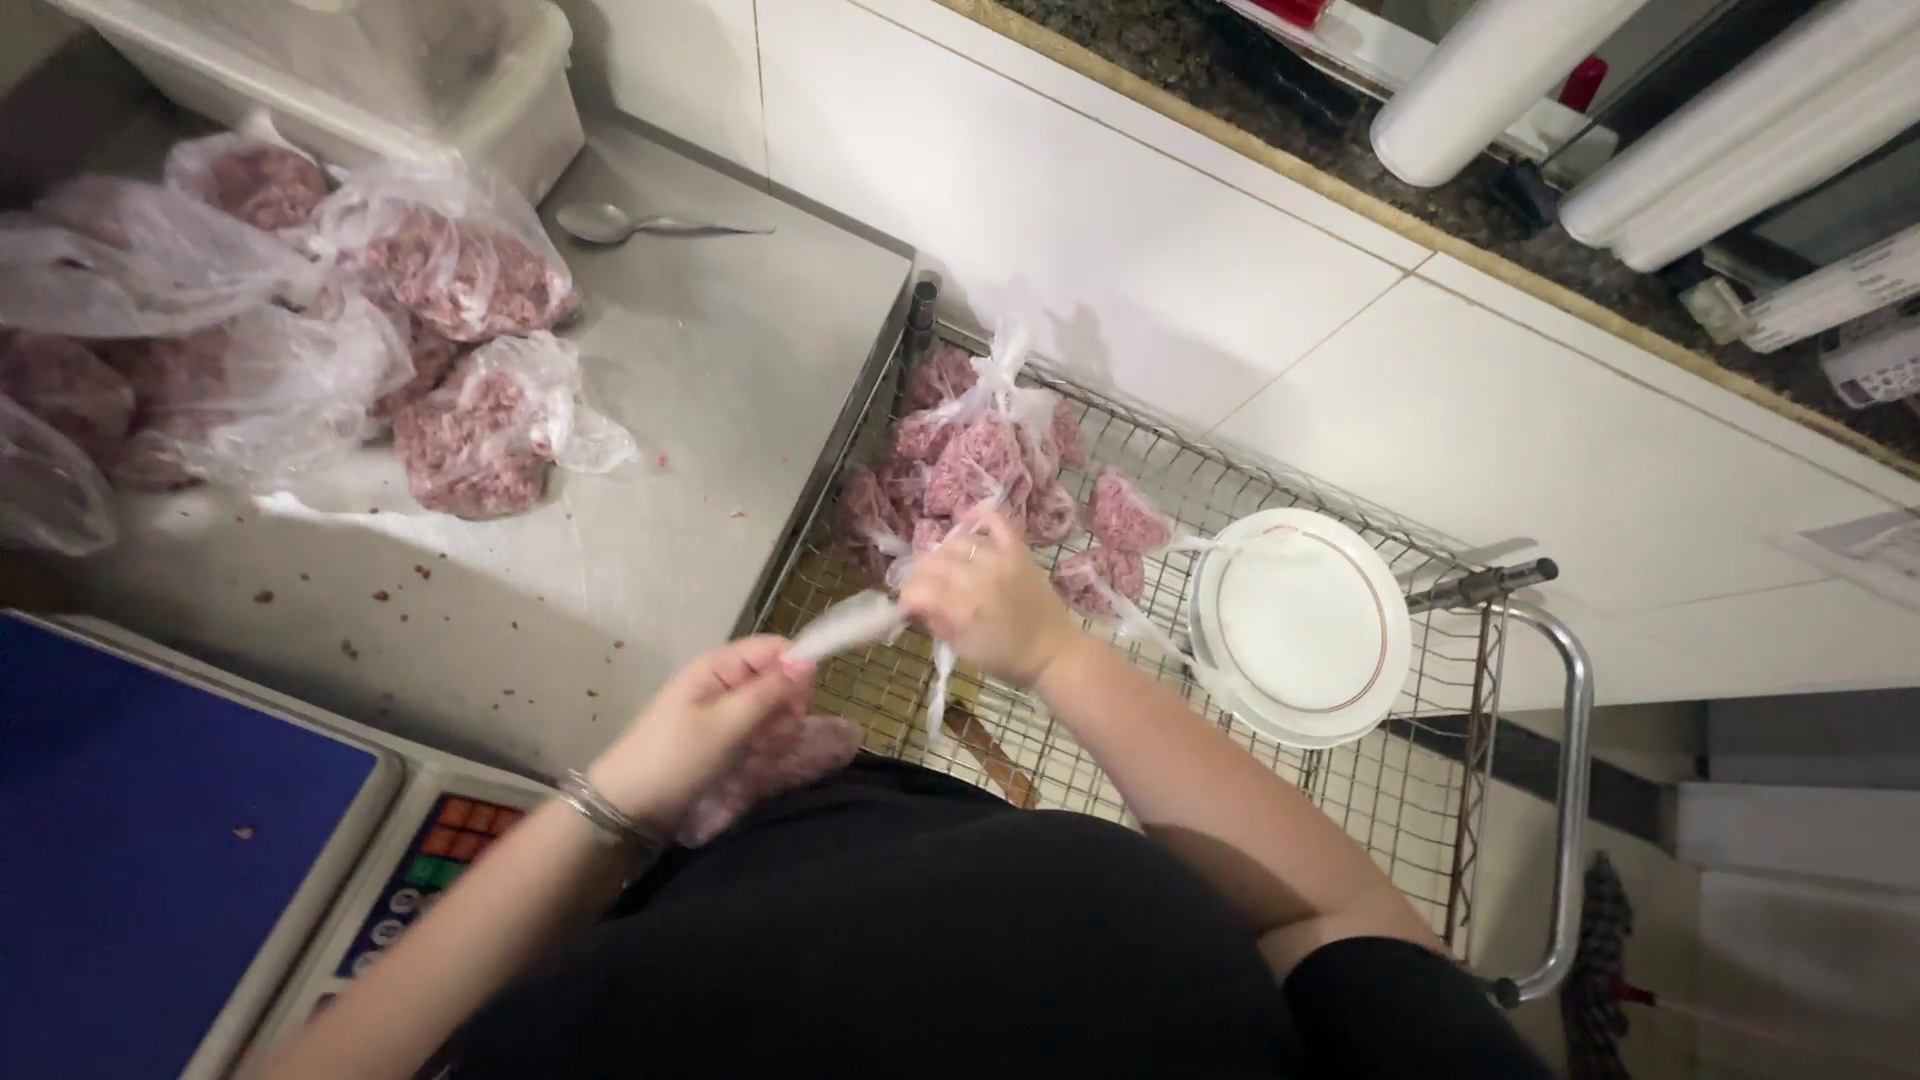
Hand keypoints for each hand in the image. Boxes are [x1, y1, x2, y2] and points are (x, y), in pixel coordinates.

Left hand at [586, 635, 810, 826]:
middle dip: (786, 702)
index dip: (795, 669)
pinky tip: (752, 754)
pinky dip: (762, 737)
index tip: (800, 704)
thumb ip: (770, 691)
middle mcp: (723, 677)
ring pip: (771, 701)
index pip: (775, 648)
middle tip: (776, 732)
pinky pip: (757, 722)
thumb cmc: (676, 758)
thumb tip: (809, 661)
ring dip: (775, 724)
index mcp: (719, 664)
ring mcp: (722, 704)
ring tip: (759, 748)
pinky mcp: (722, 729)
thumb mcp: (728, 724)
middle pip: (776, 674)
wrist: (629, 805)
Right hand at [898, 509, 1086, 685]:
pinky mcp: (1018, 551)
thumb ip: (935, 623)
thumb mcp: (962, 650)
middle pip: (931, 562)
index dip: (906, 597)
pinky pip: (997, 522)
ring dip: (945, 554)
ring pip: (956, 542)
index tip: (910, 605)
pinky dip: (981, 517)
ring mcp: (999, 559)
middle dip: (921, 576)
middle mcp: (977, 577)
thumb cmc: (1005, 658)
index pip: (917, 589)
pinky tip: (969, 522)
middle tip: (927, 589)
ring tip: (949, 568)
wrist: (1052, 651)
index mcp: (962, 608)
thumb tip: (914, 604)